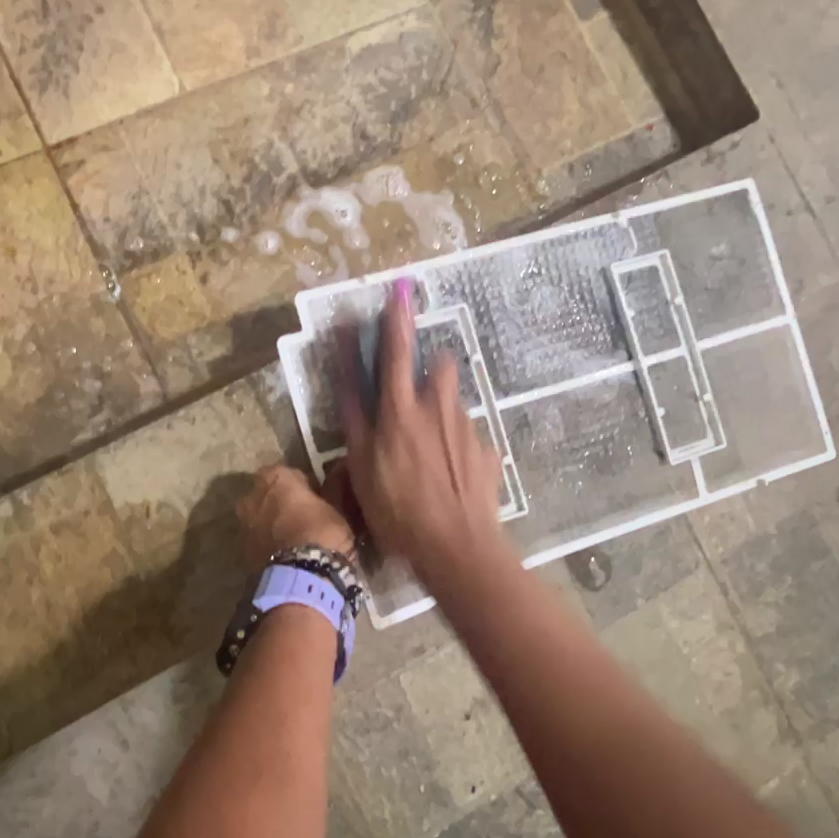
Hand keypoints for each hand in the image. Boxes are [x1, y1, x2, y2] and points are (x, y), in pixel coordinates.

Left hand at [235, 465, 356, 568]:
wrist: (301, 579)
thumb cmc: (321, 533)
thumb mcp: (338, 507)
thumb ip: (333, 488)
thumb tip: (338, 472)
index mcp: (275, 478)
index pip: (290, 474)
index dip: (305, 487)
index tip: (317, 500)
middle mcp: (252, 496)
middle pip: (268, 494)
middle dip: (282, 504)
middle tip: (304, 520)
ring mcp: (243, 524)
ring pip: (260, 518)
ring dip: (272, 524)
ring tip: (295, 541)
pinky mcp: (241, 552)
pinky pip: (258, 540)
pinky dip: (268, 544)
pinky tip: (286, 557)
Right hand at [336, 280, 507, 591]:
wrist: (459, 547)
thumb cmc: (399, 512)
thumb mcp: (362, 469)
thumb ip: (357, 421)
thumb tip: (350, 382)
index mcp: (401, 410)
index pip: (396, 352)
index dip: (395, 319)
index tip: (398, 290)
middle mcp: (437, 409)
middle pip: (439, 364)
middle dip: (430, 363)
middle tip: (417, 388)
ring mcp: (467, 427)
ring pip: (454, 399)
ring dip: (442, 405)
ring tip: (432, 442)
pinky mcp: (487, 449)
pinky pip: (468, 433)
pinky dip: (457, 442)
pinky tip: (451, 475)